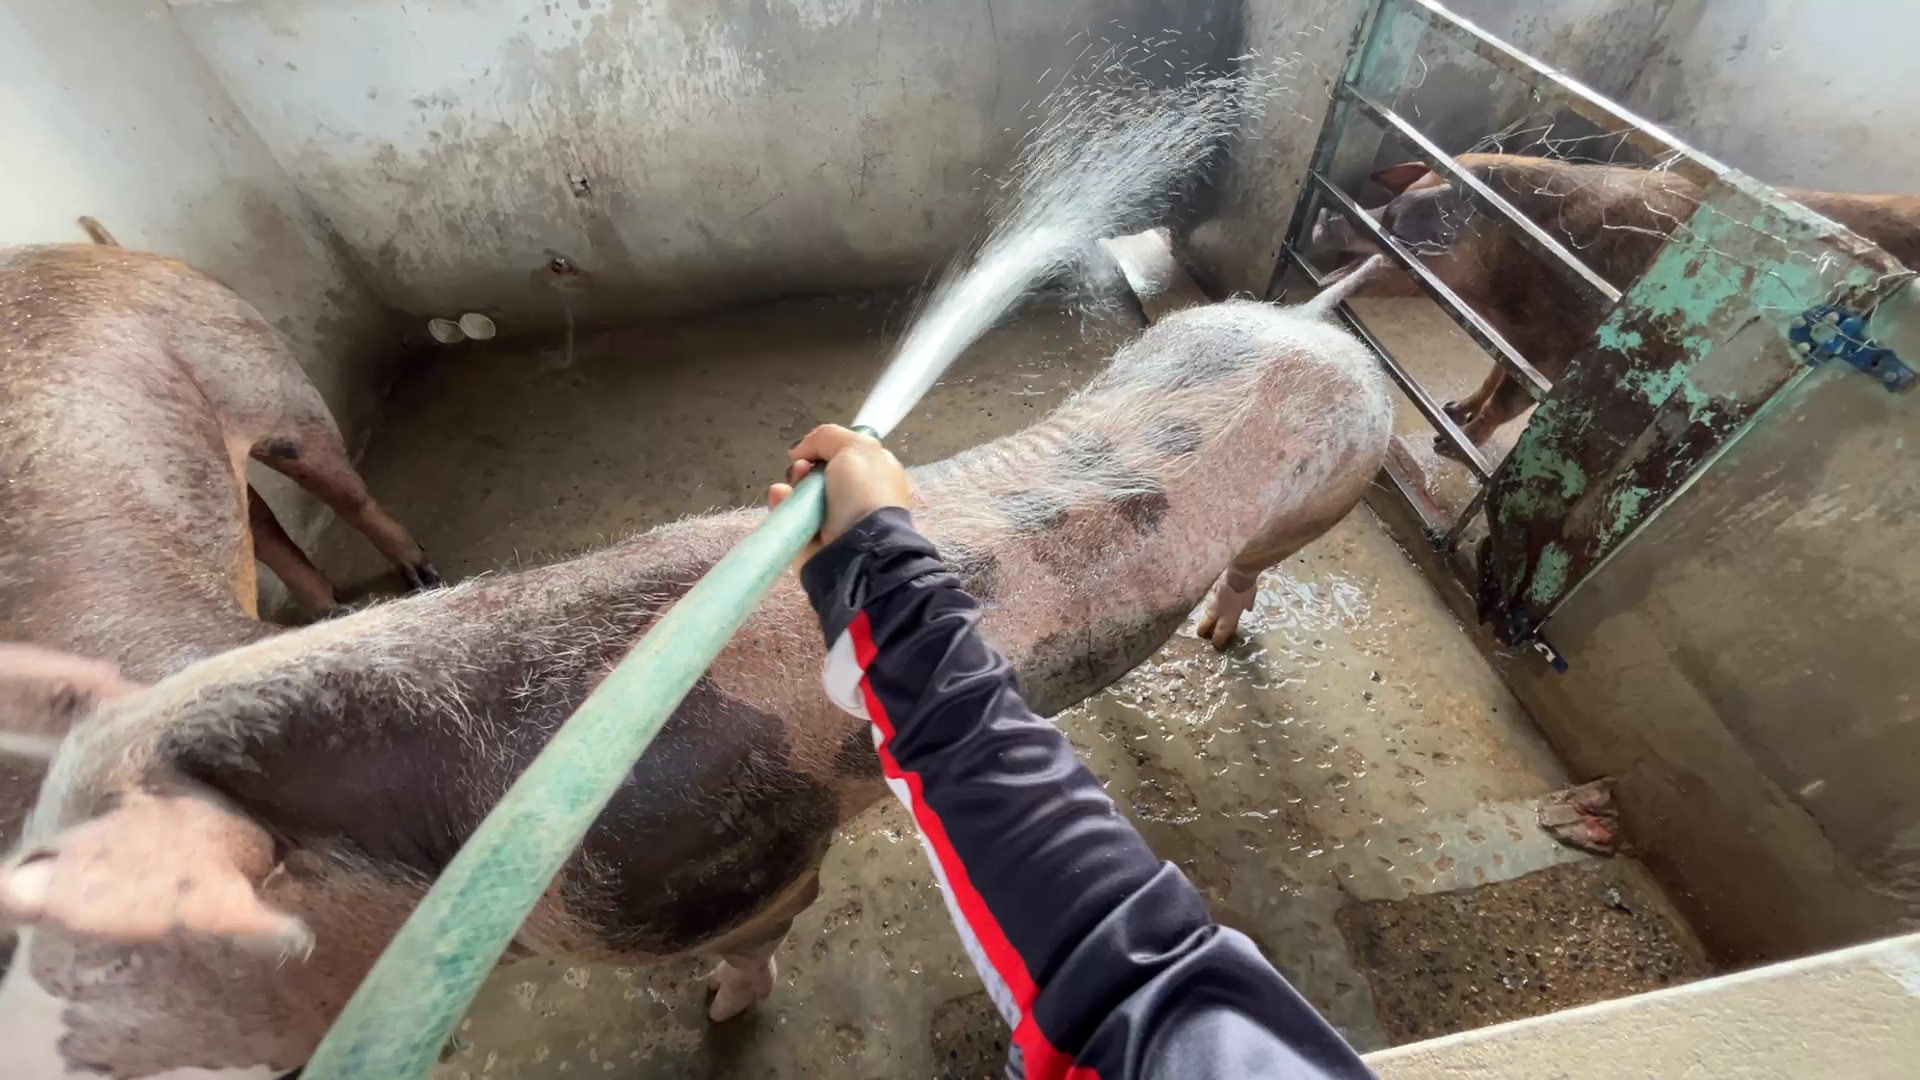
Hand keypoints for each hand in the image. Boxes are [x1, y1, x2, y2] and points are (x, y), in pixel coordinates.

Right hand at [769, 424, 909, 563]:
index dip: (826, 449)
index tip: (817, 451)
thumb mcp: (856, 447)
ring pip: (799, 492)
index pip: (843, 455)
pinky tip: (782, 498)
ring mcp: (830, 518)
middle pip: (816, 472)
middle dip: (805, 466)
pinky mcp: (808, 537)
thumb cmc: (864, 492)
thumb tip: (800, 452)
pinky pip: (788, 514)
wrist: (859, 547)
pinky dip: (782, 503)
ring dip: (792, 483)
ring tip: (793, 487)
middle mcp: (852, 495)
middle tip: (804, 470)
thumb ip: (828, 437)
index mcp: (873, 473)